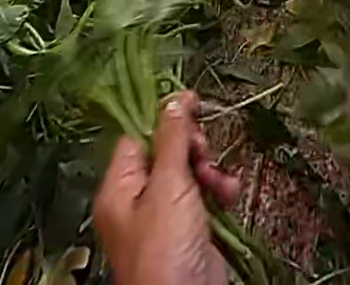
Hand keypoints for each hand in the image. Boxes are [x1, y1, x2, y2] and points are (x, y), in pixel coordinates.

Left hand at [94, 91, 242, 284]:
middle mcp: (138, 198)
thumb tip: (173, 98)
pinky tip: (229, 194)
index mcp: (120, 186)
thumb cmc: (166, 250)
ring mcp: (165, 214)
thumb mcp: (168, 185)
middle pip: (167, 150)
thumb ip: (172, 138)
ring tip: (217, 181)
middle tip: (202, 153)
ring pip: (189, 170)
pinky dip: (219, 190)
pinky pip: (204, 194)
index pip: (139, 134)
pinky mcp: (190, 228)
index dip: (166, 118)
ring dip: (210, 169)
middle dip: (192, 147)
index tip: (193, 103)